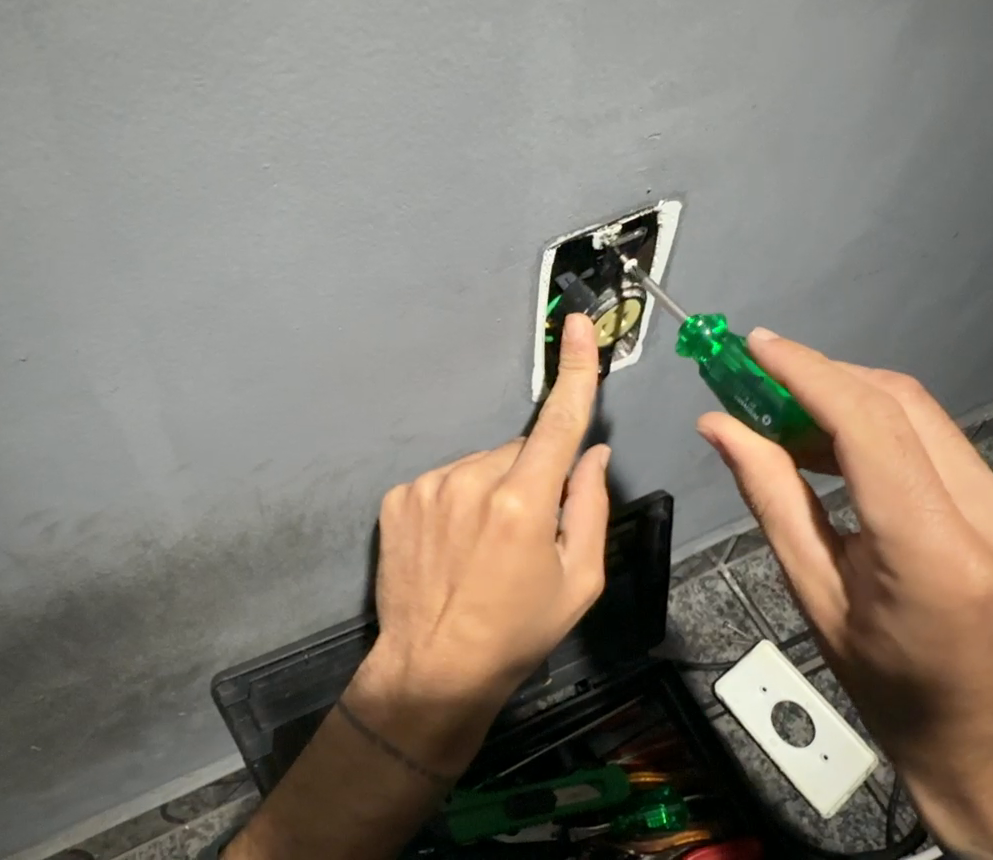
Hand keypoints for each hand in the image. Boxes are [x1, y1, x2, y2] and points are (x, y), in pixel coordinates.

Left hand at [224, 313, 611, 859]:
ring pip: (480, 464)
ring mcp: (428, 485)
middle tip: (527, 532)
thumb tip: (593, 451)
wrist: (433, 666)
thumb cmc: (518, 631)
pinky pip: (445, 480)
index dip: (574, 371)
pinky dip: (457, 499)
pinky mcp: (398, 497)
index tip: (575, 326)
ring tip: (485, 545)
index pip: (557, 422)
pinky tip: (454, 543)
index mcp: (522, 501)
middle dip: (532, 476)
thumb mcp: (579, 582)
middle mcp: (470, 479)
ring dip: (492, 488)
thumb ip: (590, 506)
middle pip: (519, 451)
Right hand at [698, 329, 992, 850]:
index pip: (869, 427)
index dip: (807, 373)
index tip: (755, 345)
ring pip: (924, 417)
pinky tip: (836, 449)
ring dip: (849, 400)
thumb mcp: (814, 595)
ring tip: (786, 418)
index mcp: (935, 554)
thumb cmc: (888, 689)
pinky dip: (879, 430)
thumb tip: (720, 426)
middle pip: (902, 404)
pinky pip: (940, 445)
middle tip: (758, 379)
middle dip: (823, 376)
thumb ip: (770, 498)